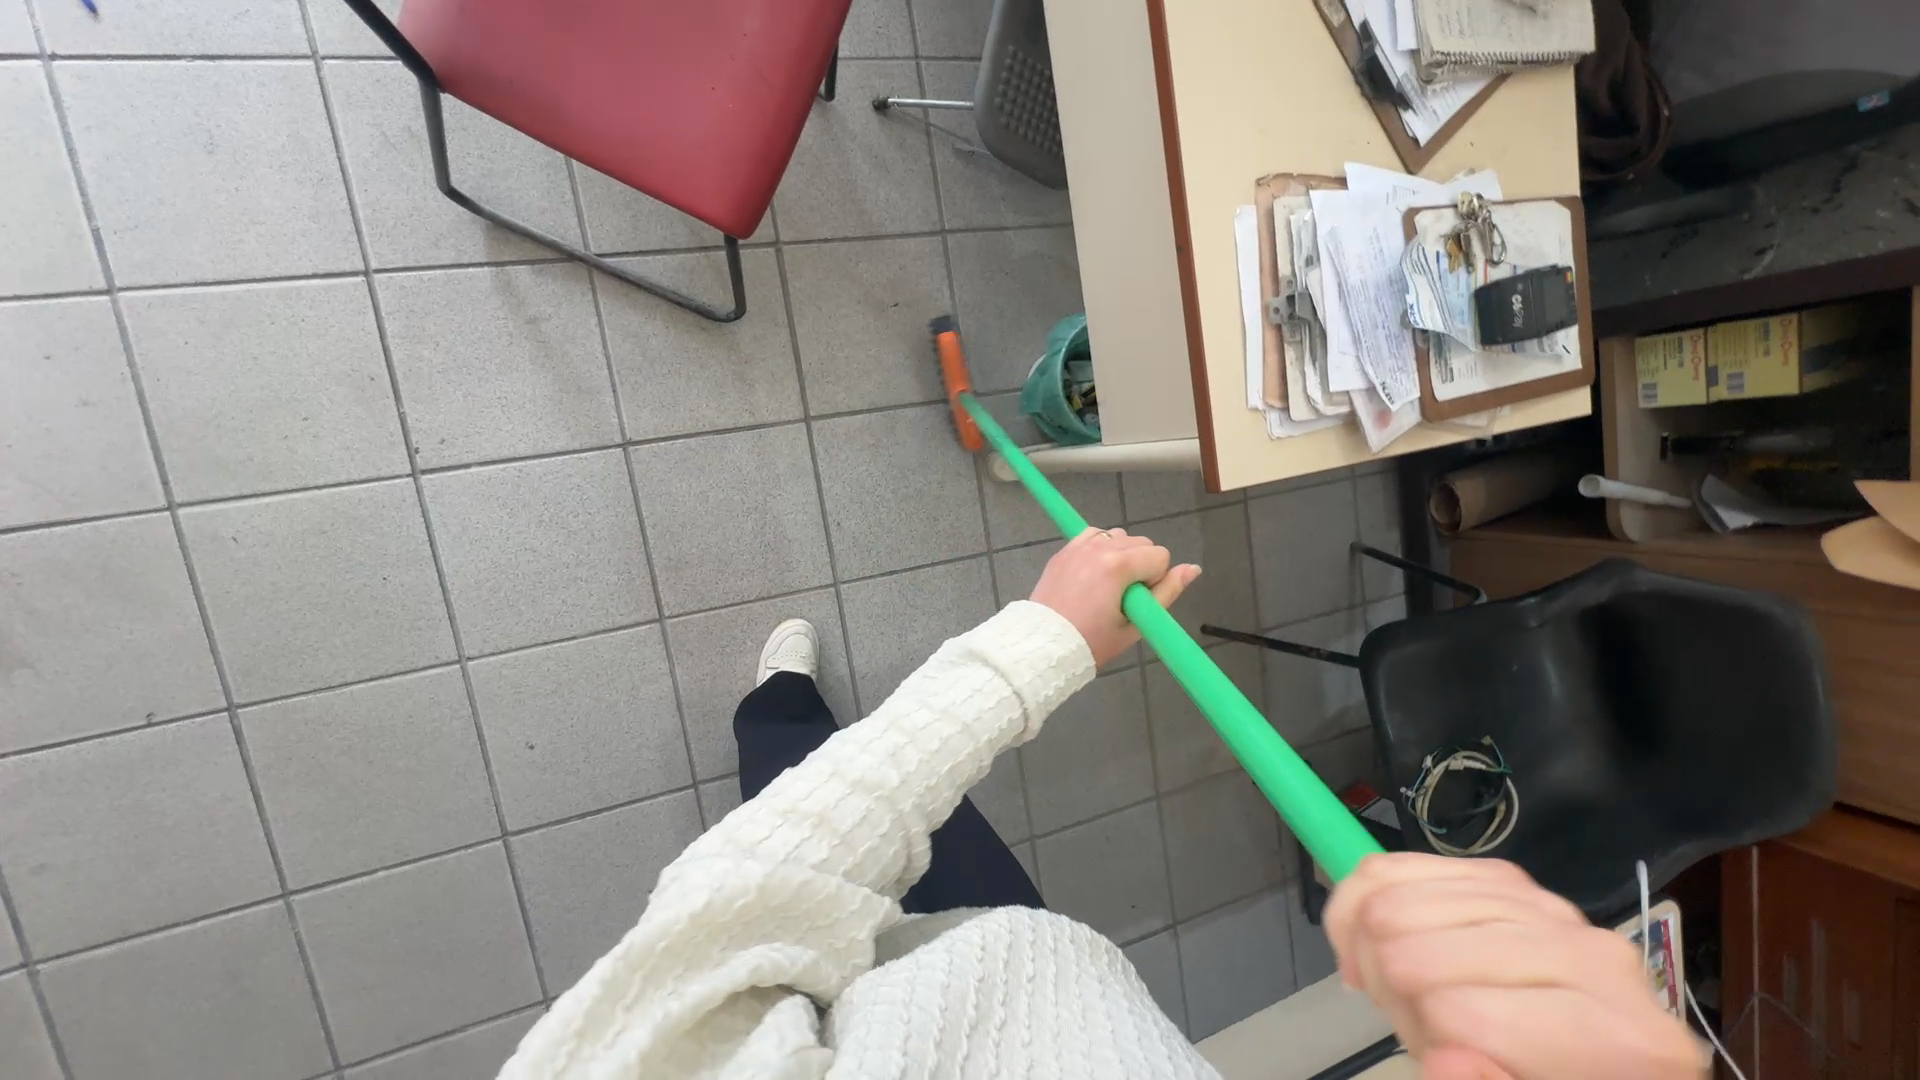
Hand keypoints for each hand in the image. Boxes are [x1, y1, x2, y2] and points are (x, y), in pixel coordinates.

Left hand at [1029, 527, 1200, 666]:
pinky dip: (1100, 547)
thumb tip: (1194, 568)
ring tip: (1107, 586)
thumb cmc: (1092, 641)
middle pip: (1141, 542)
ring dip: (1121, 555)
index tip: (1138, 602)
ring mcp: (1078, 546)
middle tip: (1123, 597)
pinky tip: (1095, 572)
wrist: (1044, 644)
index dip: (1156, 580)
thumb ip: (1167, 593)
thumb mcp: (1136, 624)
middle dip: (1141, 566)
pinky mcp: (1064, 550)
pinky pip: (1093, 535)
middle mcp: (1099, 548)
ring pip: (1118, 536)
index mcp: (1118, 565)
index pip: (1160, 555)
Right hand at [1323, 854, 1703, 1079]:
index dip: (1423, 1041)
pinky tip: (1368, 940)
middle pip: (1414, 951)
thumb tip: (1443, 1062)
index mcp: (1620, 1037)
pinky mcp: (1501, 875)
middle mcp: (1590, 954)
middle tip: (1412, 1025)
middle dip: (1388, 993)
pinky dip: (1356, 903)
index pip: (1459, 1015)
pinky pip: (1392, 867)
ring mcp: (1542, 903)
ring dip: (1370, 951)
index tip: (1436, 1061)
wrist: (1602, 1065)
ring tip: (1400, 989)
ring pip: (1392, 901)